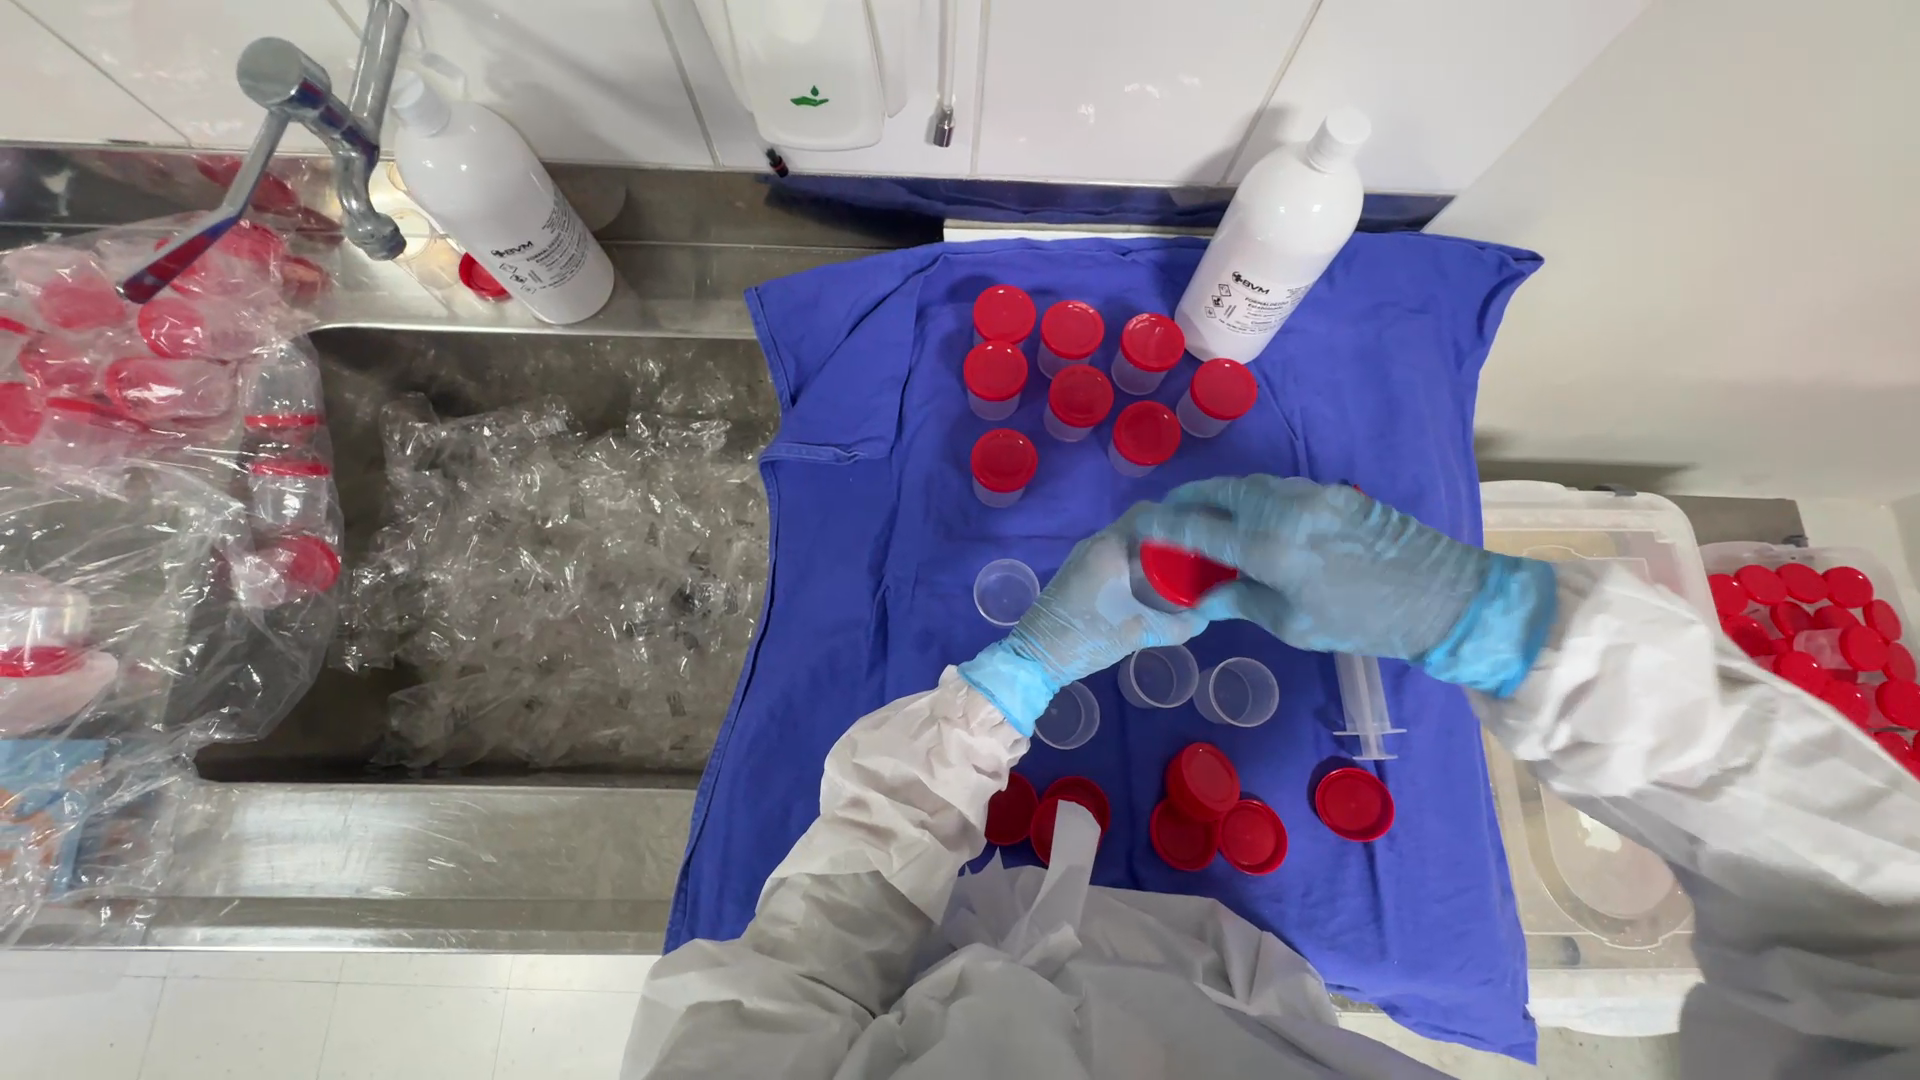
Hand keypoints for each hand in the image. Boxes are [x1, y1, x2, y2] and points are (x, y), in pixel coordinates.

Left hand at [960, 504, 1211, 732]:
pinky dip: (1135, 568)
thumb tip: (1207, 617)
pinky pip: (1115, 560)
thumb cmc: (1088, 635)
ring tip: (1181, 573)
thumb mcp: (1140, 631)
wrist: (1036, 657)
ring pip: (1127, 546)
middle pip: (1140, 529)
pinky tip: (1153, 588)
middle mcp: (1095, 543)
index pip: (1149, 513)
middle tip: (1198, 557)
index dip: (1178, 518)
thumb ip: (1179, 624)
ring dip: (1151, 557)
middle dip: (1169, 541)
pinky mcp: (1079, 575)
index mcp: (1109, 545)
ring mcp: (1084, 558)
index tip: (1202, 534)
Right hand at [1132, 476, 1556, 695]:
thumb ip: (1240, 600)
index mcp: (1269, 549)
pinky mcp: (1333, 491)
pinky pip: (1278, 487)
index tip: (1144, 524)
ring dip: (1220, 495)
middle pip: (1218, 491)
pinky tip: (1252, 517)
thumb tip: (1205, 594)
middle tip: (1171, 512)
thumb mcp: (1292, 625)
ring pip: (1249, 484)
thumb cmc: (1360, 622)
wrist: (1440, 596)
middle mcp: (1283, 511)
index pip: (1199, 528)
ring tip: (1207, 514)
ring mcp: (1311, 494)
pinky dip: (1253, 497)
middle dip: (1188, 499)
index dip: (1166, 526)